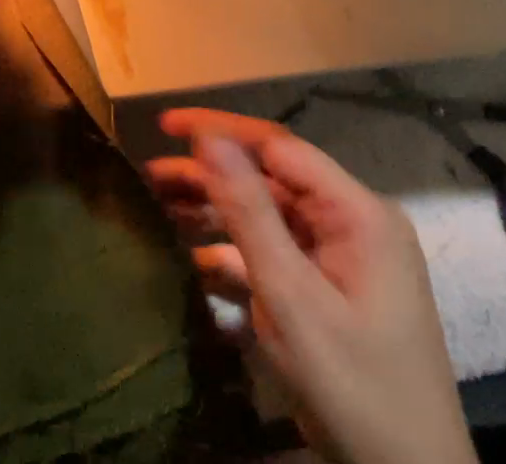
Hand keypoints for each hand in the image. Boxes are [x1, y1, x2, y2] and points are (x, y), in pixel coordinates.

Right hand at [145, 110, 475, 463]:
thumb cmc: (351, 379)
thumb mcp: (290, 293)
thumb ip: (250, 212)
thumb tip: (209, 139)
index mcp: (358, 214)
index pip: (279, 147)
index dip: (220, 130)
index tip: (163, 125)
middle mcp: (352, 224)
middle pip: (270, 179)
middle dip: (208, 173)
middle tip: (147, 176)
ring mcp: (341, 257)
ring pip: (266, 213)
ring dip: (213, 208)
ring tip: (156, 206)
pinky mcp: (327, 286)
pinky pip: (273, 250)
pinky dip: (230, 247)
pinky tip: (188, 254)